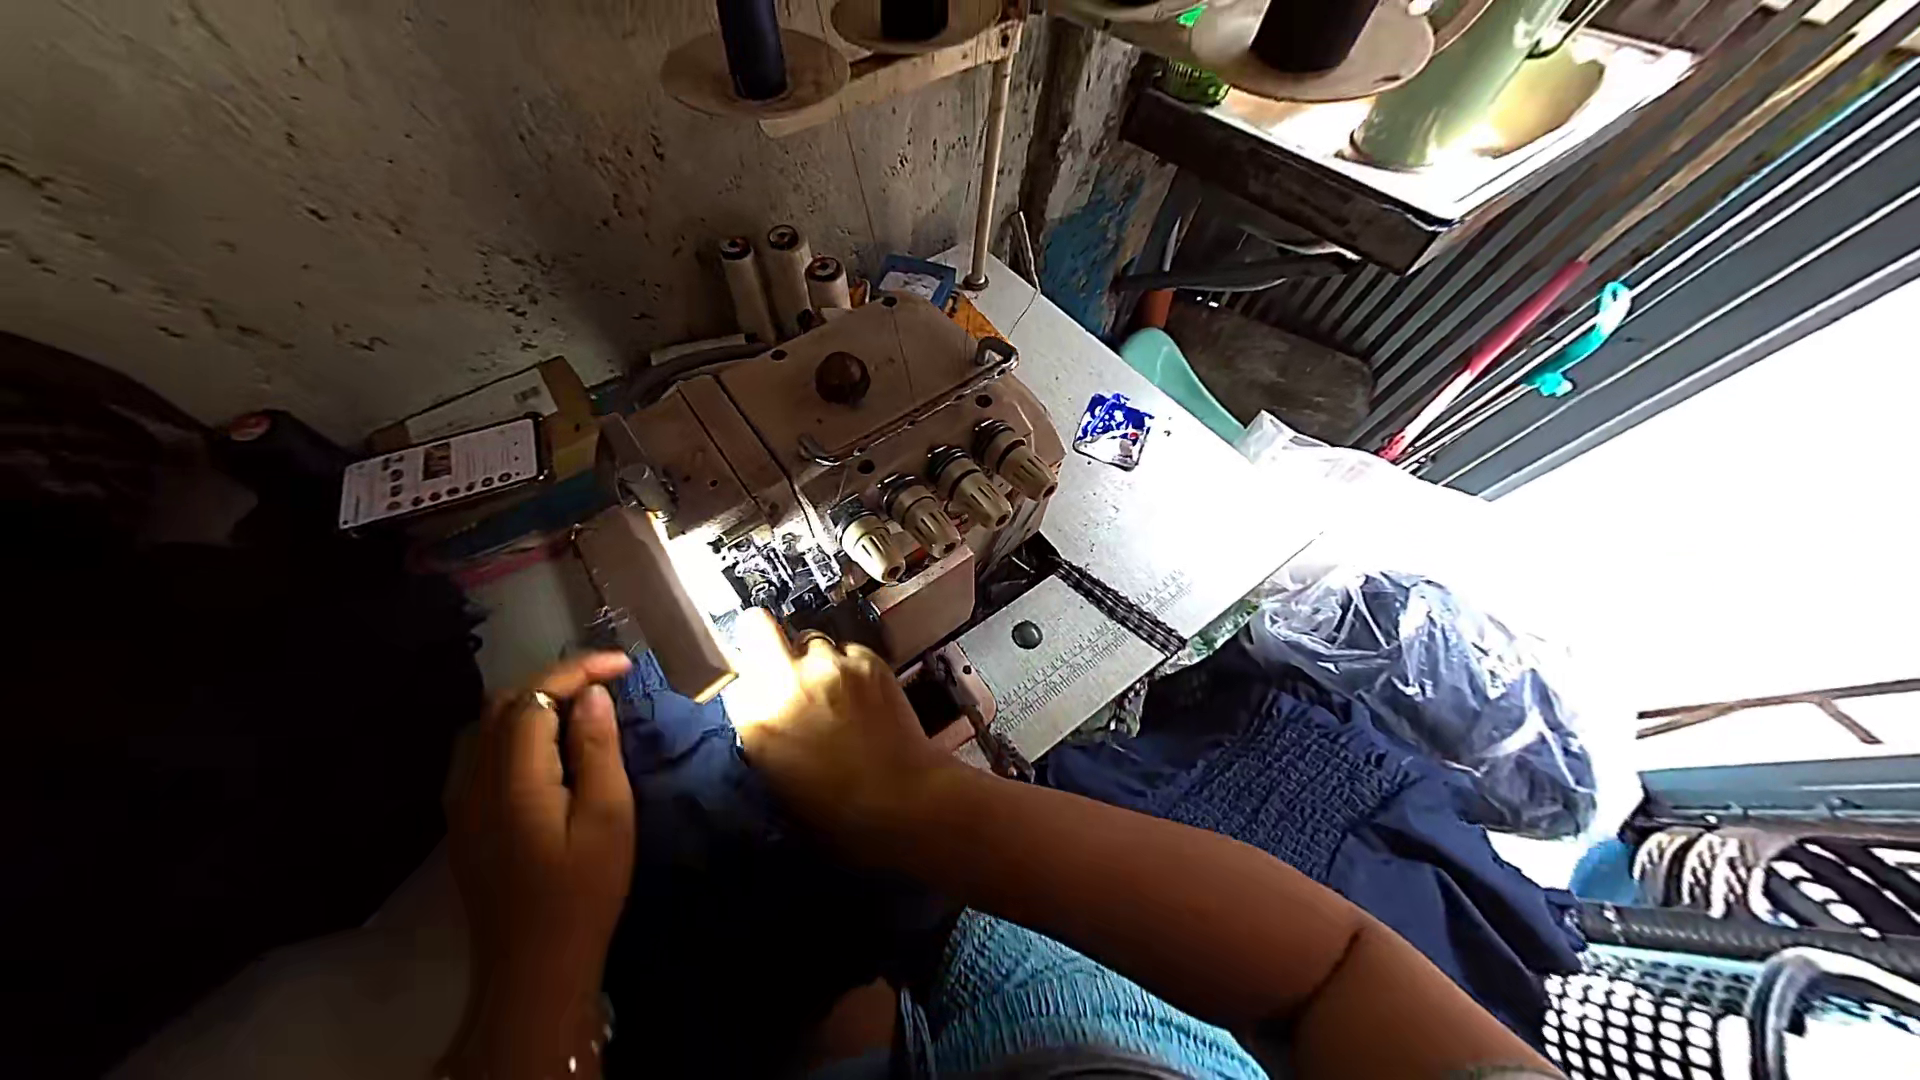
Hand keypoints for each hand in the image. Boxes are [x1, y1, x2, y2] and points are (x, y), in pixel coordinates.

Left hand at [442, 651, 633, 1077]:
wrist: (534, 964)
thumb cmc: (584, 889)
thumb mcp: (608, 816)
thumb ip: (597, 750)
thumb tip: (594, 695)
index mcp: (512, 781)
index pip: (536, 697)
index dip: (579, 670)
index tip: (624, 664)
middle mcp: (475, 782)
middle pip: (506, 703)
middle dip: (558, 677)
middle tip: (609, 676)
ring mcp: (463, 802)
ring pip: (491, 724)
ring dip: (538, 697)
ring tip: (585, 698)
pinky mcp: (466, 818)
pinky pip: (486, 749)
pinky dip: (521, 724)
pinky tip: (552, 738)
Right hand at [728, 610, 949, 844]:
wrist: (900, 798)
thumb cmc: (835, 806)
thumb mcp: (775, 776)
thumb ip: (760, 730)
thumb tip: (760, 704)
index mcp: (757, 720)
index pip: (735, 677)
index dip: (747, 679)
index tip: (755, 683)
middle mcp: (790, 682)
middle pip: (759, 627)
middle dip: (761, 634)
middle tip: (774, 651)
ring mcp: (831, 666)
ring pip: (809, 638)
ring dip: (812, 656)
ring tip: (828, 683)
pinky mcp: (867, 660)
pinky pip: (847, 649)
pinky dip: (848, 664)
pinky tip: (858, 690)